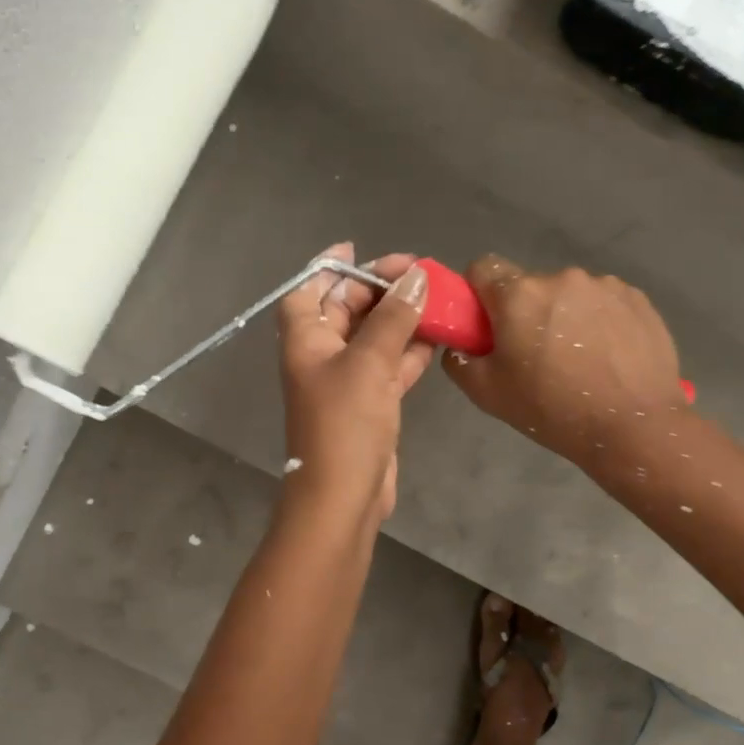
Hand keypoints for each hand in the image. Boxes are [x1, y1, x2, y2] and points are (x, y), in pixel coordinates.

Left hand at [277, 245, 434, 523]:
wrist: (344, 495)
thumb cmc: (345, 423)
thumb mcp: (369, 363)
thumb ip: (392, 318)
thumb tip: (416, 277)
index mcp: (305, 340)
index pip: (307, 291)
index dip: (327, 268)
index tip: (357, 249)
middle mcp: (321, 356)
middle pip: (344, 309)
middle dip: (376, 289)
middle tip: (417, 273)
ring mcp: (346, 382)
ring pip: (372, 337)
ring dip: (399, 318)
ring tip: (435, 297)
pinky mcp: (370, 404)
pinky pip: (389, 365)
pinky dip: (409, 351)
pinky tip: (438, 336)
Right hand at [441, 255, 681, 473]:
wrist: (634, 426)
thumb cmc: (552, 409)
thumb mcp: (487, 394)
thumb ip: (460, 362)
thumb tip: (461, 347)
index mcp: (518, 294)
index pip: (482, 267)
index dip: (479, 293)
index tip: (488, 324)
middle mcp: (560, 278)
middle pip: (529, 285)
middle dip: (526, 311)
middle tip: (535, 354)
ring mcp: (604, 285)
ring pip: (568, 294)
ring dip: (565, 316)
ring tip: (578, 359)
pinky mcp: (638, 299)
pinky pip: (604, 302)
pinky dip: (599, 321)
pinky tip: (608, 356)